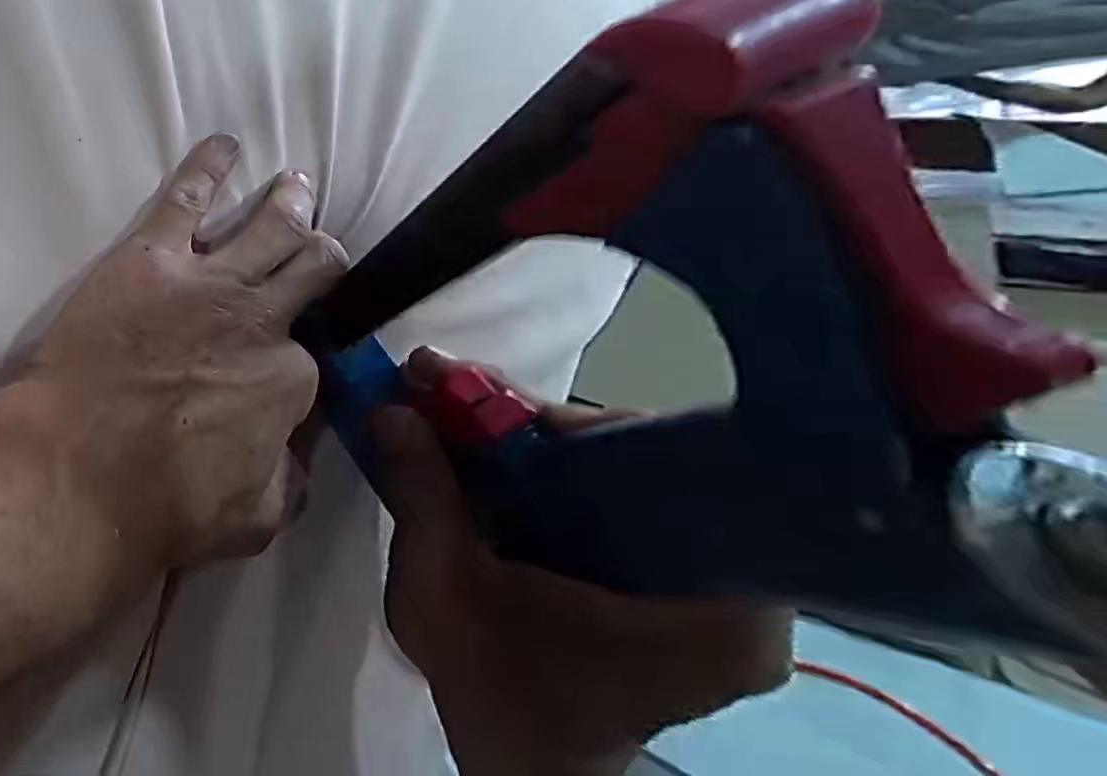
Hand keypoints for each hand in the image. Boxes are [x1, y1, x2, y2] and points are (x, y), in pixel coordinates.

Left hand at [32, 134, 348, 569]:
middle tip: (322, 247)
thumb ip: (289, 480)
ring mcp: (208, 279)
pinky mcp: (151, 256)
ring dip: (291, 200)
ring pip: (271, 224)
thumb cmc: (163, 503)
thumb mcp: (255, 517)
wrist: (77, 467)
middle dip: (323, 252)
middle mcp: (262, 317)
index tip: (292, 350)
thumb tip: (297, 453)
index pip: (316, 348)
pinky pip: (186, 197)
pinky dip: (207, 167)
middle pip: (313, 265)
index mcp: (290, 377)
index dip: (306, 348)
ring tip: (297, 183)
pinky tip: (224, 145)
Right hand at [373, 349, 792, 775]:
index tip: (465, 389)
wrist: (521, 768)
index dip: (544, 417)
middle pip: (615, 455)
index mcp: (716, 598)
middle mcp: (733, 578)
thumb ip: (421, 491)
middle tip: (436, 385)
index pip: (640, 458)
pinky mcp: (660, 571)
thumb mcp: (443, 589)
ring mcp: (701, 574)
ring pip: (599, 467)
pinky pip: (595, 492)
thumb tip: (390, 405)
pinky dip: (529, 467)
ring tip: (441, 405)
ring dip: (515, 437)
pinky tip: (473, 448)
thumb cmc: (499, 691)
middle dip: (515, 420)